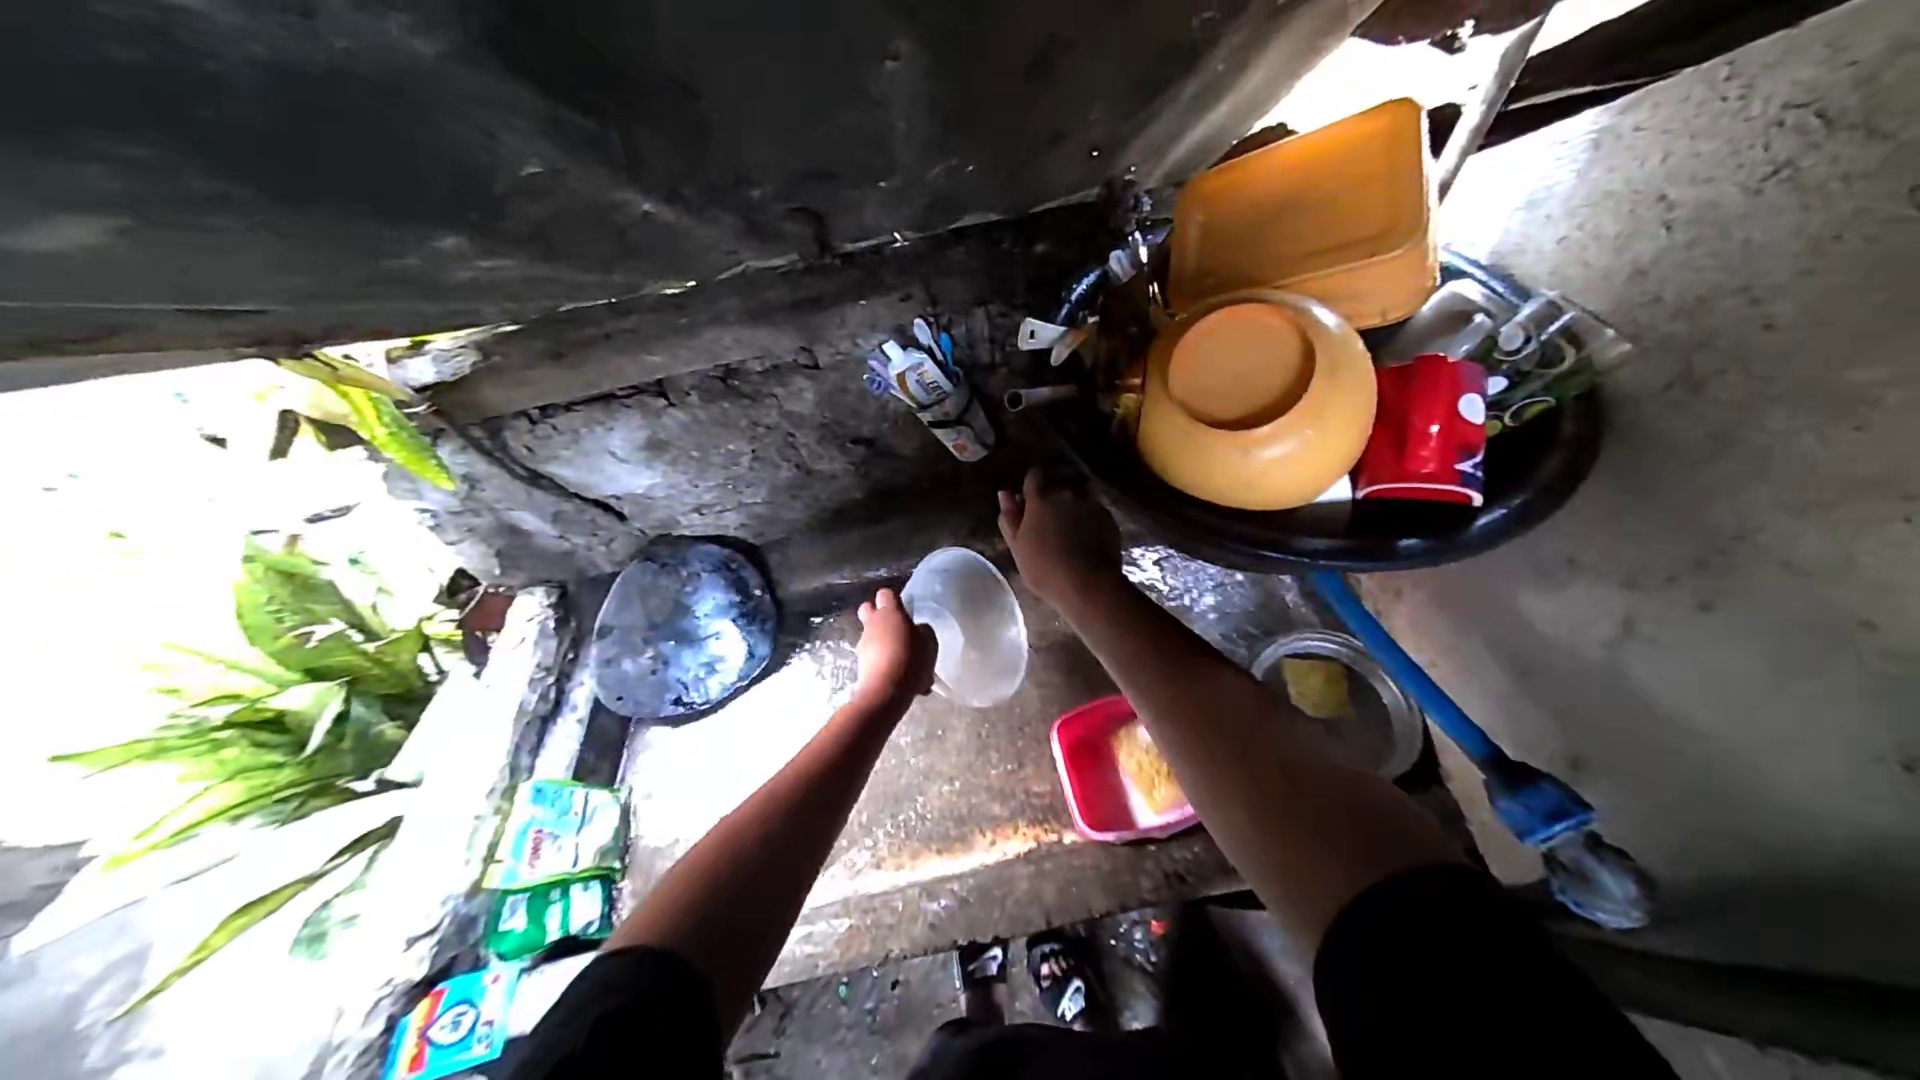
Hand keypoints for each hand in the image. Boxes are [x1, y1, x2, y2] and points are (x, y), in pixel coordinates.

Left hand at [852, 588, 935, 709]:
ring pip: (870, 635)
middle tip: (895, 628)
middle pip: (867, 608)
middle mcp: (872, 624)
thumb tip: (917, 630)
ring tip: (902, 662)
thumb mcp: (929, 643)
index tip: (904, 610)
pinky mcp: (859, 663)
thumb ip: (922, 631)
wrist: (886, 691)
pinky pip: (873, 657)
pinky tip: (899, 678)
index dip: (894, 600)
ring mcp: (863, 643)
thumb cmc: (911, 660)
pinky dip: (883, 663)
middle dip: (878, 615)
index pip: (886, 593)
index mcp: (890, 613)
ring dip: (882, 643)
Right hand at [997, 468, 1122, 612]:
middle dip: (1054, 490)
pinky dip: (1090, 514)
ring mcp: (1091, 503)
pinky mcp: (1108, 517)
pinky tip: (1088, 532)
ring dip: (1075, 498)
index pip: (1034, 475)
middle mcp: (1066, 493)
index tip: (1030, 499)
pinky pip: (1096, 507)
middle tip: (1050, 513)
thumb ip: (1010, 517)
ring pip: (1081, 490)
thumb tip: (1005, 493)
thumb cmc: (1044, 569)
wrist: (1088, 584)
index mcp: (1040, 498)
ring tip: (1071, 518)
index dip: (1032, 484)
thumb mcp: (1017, 547)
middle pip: (1060, 479)